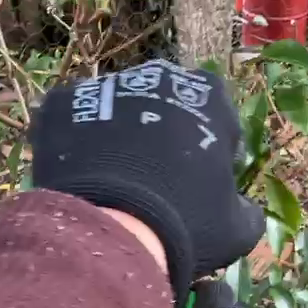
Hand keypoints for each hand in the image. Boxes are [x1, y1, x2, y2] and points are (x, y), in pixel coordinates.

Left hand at [32, 60, 265, 305]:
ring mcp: (105, 84)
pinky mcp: (60, 103)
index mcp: (210, 95)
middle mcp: (159, 75)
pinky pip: (71, 123)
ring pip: (115, 112)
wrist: (115, 232)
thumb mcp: (237, 229)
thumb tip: (244, 209)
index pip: (217, 120)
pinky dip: (74, 146)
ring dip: (116, 140)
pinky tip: (81, 181)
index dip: (211, 155)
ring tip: (112, 186)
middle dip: (161, 140)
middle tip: (153, 186)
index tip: (200, 187)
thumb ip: (247, 210)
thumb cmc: (188, 225)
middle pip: (163, 108)